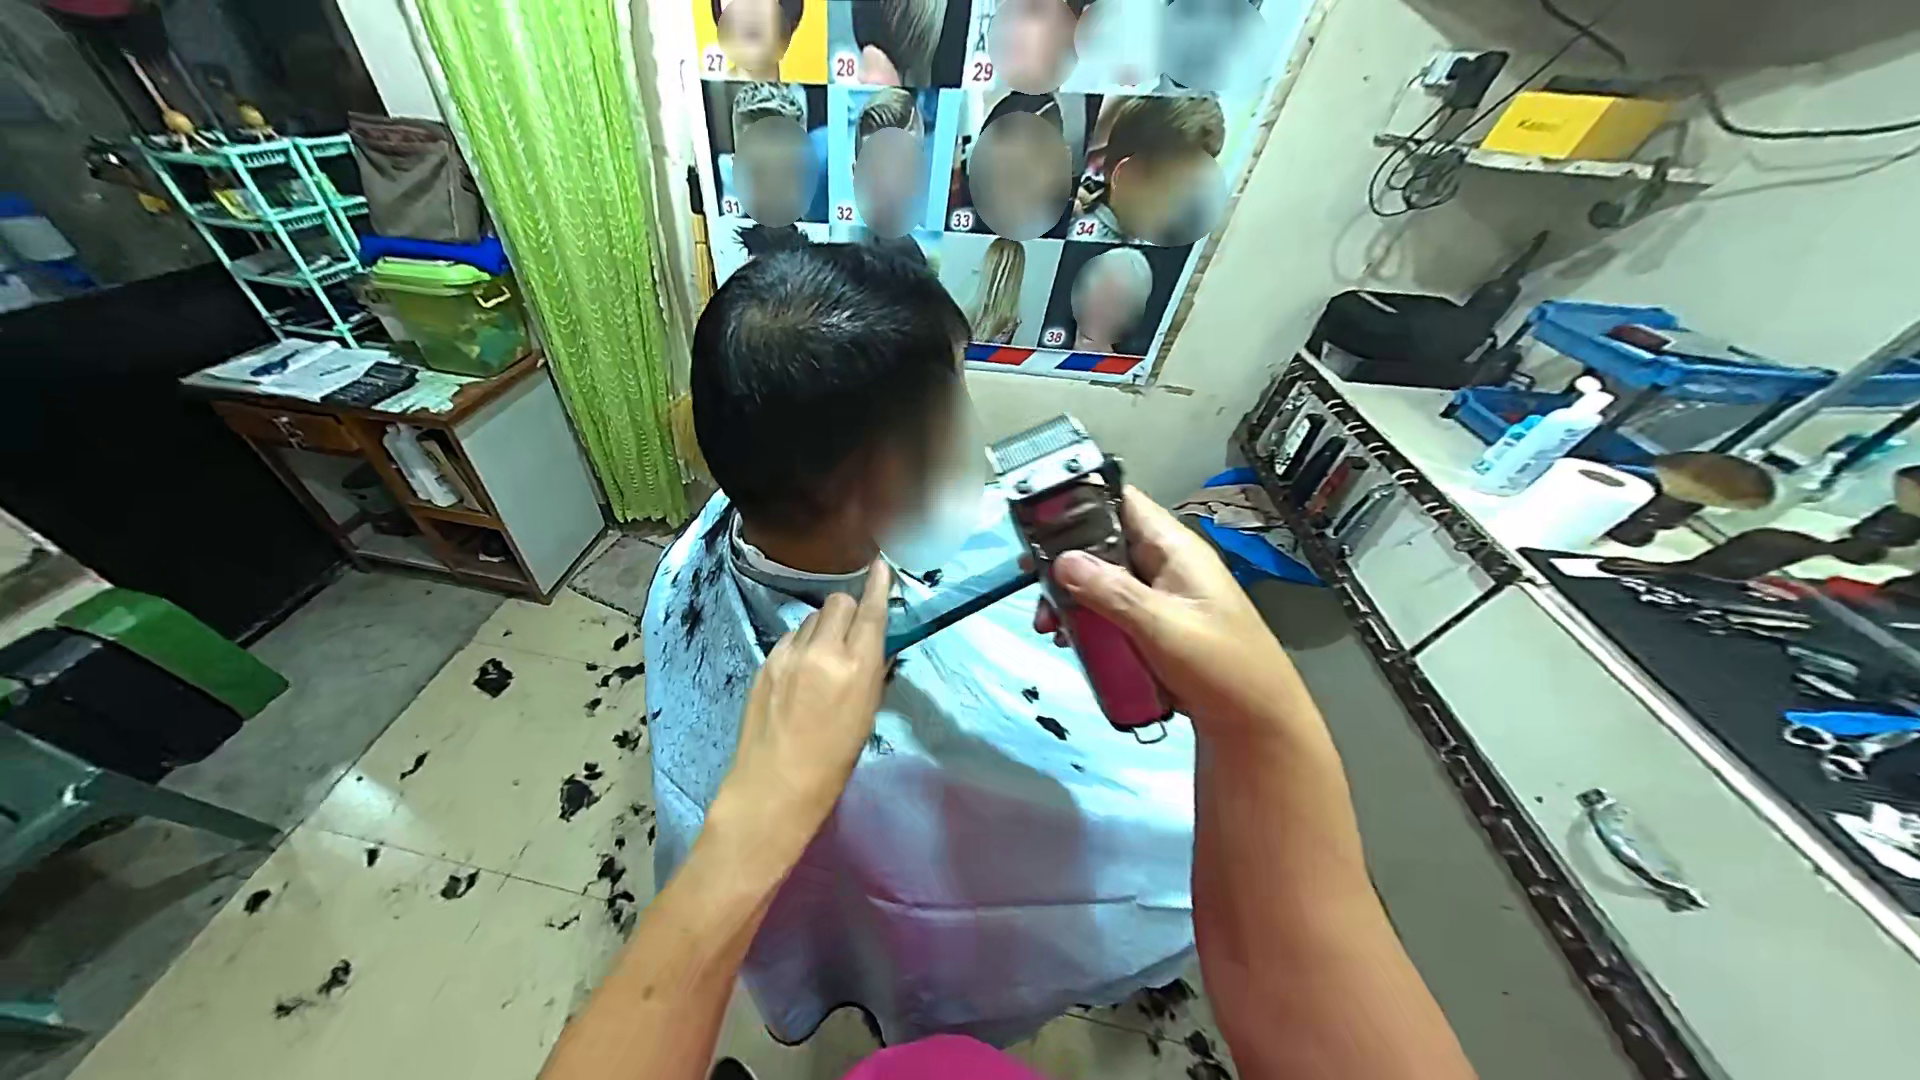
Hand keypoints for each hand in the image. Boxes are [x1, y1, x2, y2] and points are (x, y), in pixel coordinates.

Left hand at [713, 560, 892, 854]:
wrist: (775, 784)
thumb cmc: (835, 758)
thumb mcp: (867, 714)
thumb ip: (872, 671)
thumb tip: (875, 645)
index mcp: (856, 667)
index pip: (871, 611)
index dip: (878, 585)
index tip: (881, 565)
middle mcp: (823, 651)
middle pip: (838, 602)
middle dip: (848, 609)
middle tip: (850, 632)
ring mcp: (789, 654)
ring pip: (813, 617)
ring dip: (824, 627)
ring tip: (823, 656)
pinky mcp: (766, 661)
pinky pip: (791, 636)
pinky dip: (802, 644)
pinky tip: (800, 669)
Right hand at [1035, 487, 1316, 743]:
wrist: (1257, 726)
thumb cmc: (1220, 668)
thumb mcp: (1162, 627)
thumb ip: (1112, 592)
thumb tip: (1062, 560)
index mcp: (1174, 549)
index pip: (1123, 502)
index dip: (1081, 501)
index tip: (1038, 519)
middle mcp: (1163, 565)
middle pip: (1103, 543)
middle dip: (1065, 561)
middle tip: (1032, 581)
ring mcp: (1157, 596)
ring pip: (1100, 580)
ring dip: (1071, 597)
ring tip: (1048, 625)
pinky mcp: (1151, 626)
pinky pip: (1108, 611)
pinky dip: (1086, 621)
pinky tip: (1068, 641)